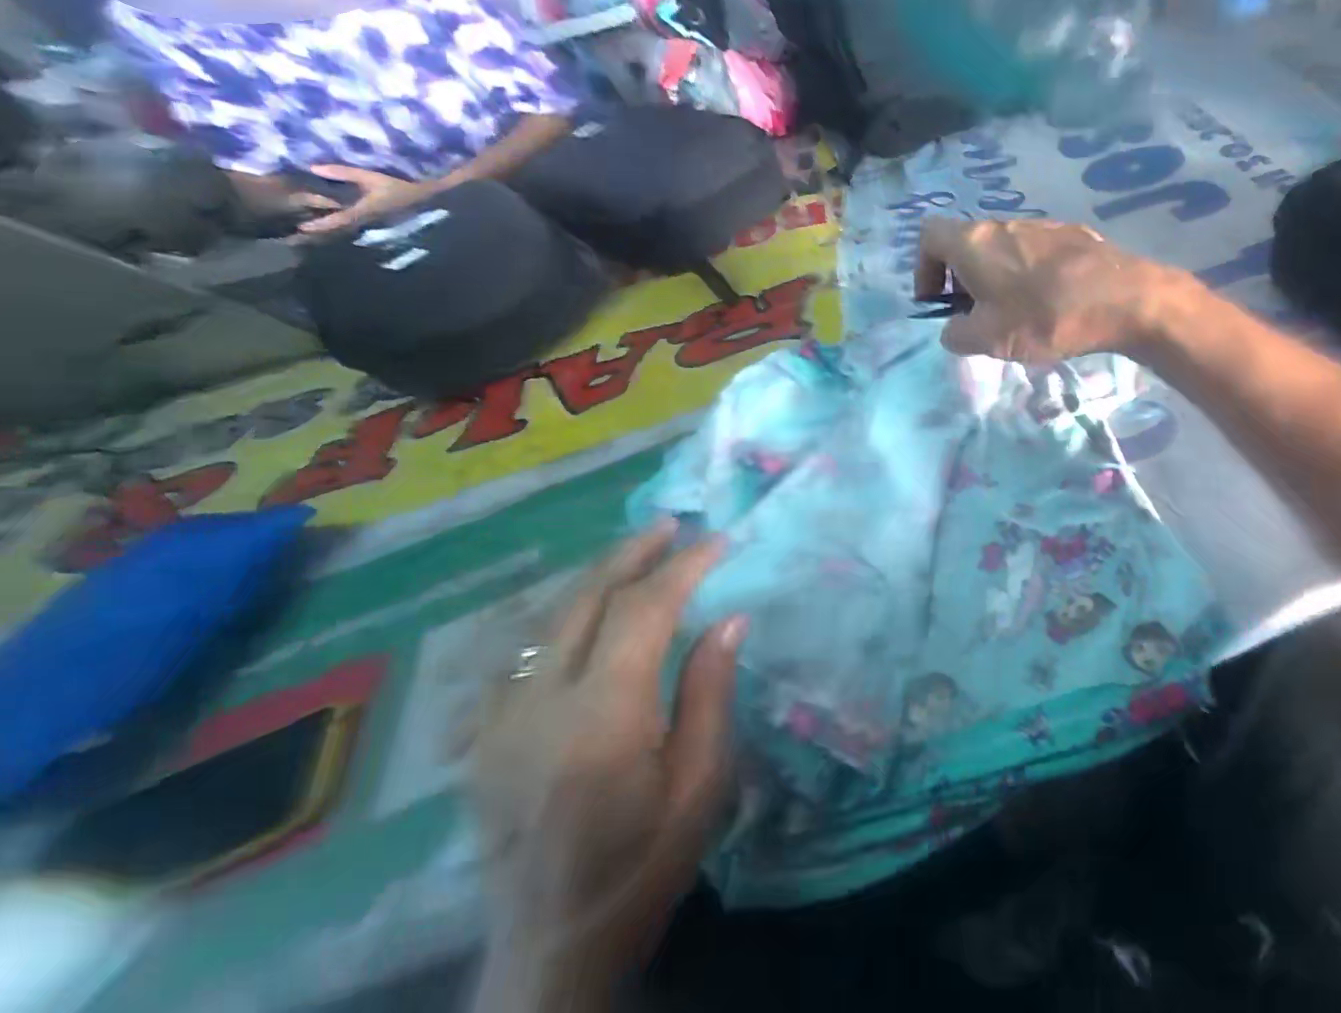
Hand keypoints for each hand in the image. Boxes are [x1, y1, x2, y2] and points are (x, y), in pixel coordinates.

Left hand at [294, 164, 439, 238]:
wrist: (432, 201)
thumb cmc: (403, 187)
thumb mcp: (373, 177)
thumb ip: (345, 173)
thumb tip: (313, 168)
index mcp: (366, 212)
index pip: (338, 220)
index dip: (320, 224)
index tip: (302, 227)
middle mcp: (370, 222)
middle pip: (342, 230)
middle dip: (323, 232)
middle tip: (301, 233)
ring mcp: (377, 225)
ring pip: (350, 231)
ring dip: (333, 231)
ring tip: (315, 230)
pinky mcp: (382, 224)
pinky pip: (359, 227)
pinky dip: (345, 227)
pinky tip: (338, 225)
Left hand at [467, 523, 742, 973]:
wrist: (552, 942)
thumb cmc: (645, 863)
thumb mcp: (701, 786)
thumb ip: (710, 694)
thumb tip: (729, 619)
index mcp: (605, 715)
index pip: (645, 610)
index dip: (683, 566)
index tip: (718, 541)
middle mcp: (542, 701)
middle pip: (586, 598)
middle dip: (632, 553)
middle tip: (672, 525)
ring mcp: (501, 718)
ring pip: (546, 619)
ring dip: (595, 578)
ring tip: (634, 554)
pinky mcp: (483, 738)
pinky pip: (519, 654)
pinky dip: (558, 619)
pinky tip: (580, 615)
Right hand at [915, 217, 1203, 364]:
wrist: (1123, 299)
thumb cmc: (1043, 317)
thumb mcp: (987, 339)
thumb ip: (956, 334)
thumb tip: (953, 329)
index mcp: (974, 242)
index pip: (928, 236)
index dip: (923, 269)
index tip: (937, 302)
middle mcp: (1004, 224)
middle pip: (967, 243)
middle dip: (962, 280)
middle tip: (976, 316)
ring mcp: (1041, 226)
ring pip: (1003, 250)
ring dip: (997, 279)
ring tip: (1016, 316)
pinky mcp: (1073, 236)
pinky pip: (1035, 254)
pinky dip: (1028, 277)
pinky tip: (1050, 305)